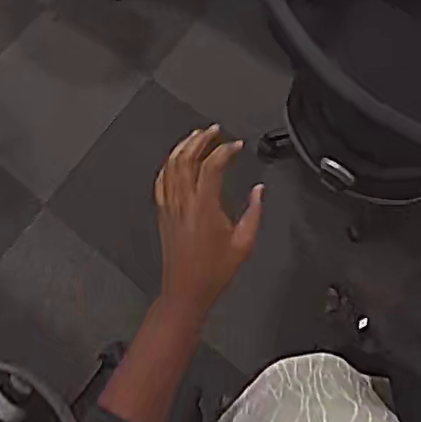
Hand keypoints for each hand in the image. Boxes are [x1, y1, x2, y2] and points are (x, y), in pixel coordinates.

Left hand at [154, 125, 264, 318]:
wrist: (185, 290)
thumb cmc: (212, 271)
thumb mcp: (244, 242)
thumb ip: (254, 212)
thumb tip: (259, 192)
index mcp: (204, 207)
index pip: (212, 166)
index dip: (225, 150)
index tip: (236, 146)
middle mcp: (184, 203)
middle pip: (186, 158)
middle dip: (201, 139)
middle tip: (214, 130)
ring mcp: (170, 207)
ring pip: (171, 166)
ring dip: (183, 147)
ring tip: (196, 136)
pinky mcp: (163, 213)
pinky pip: (161, 182)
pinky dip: (168, 165)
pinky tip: (174, 160)